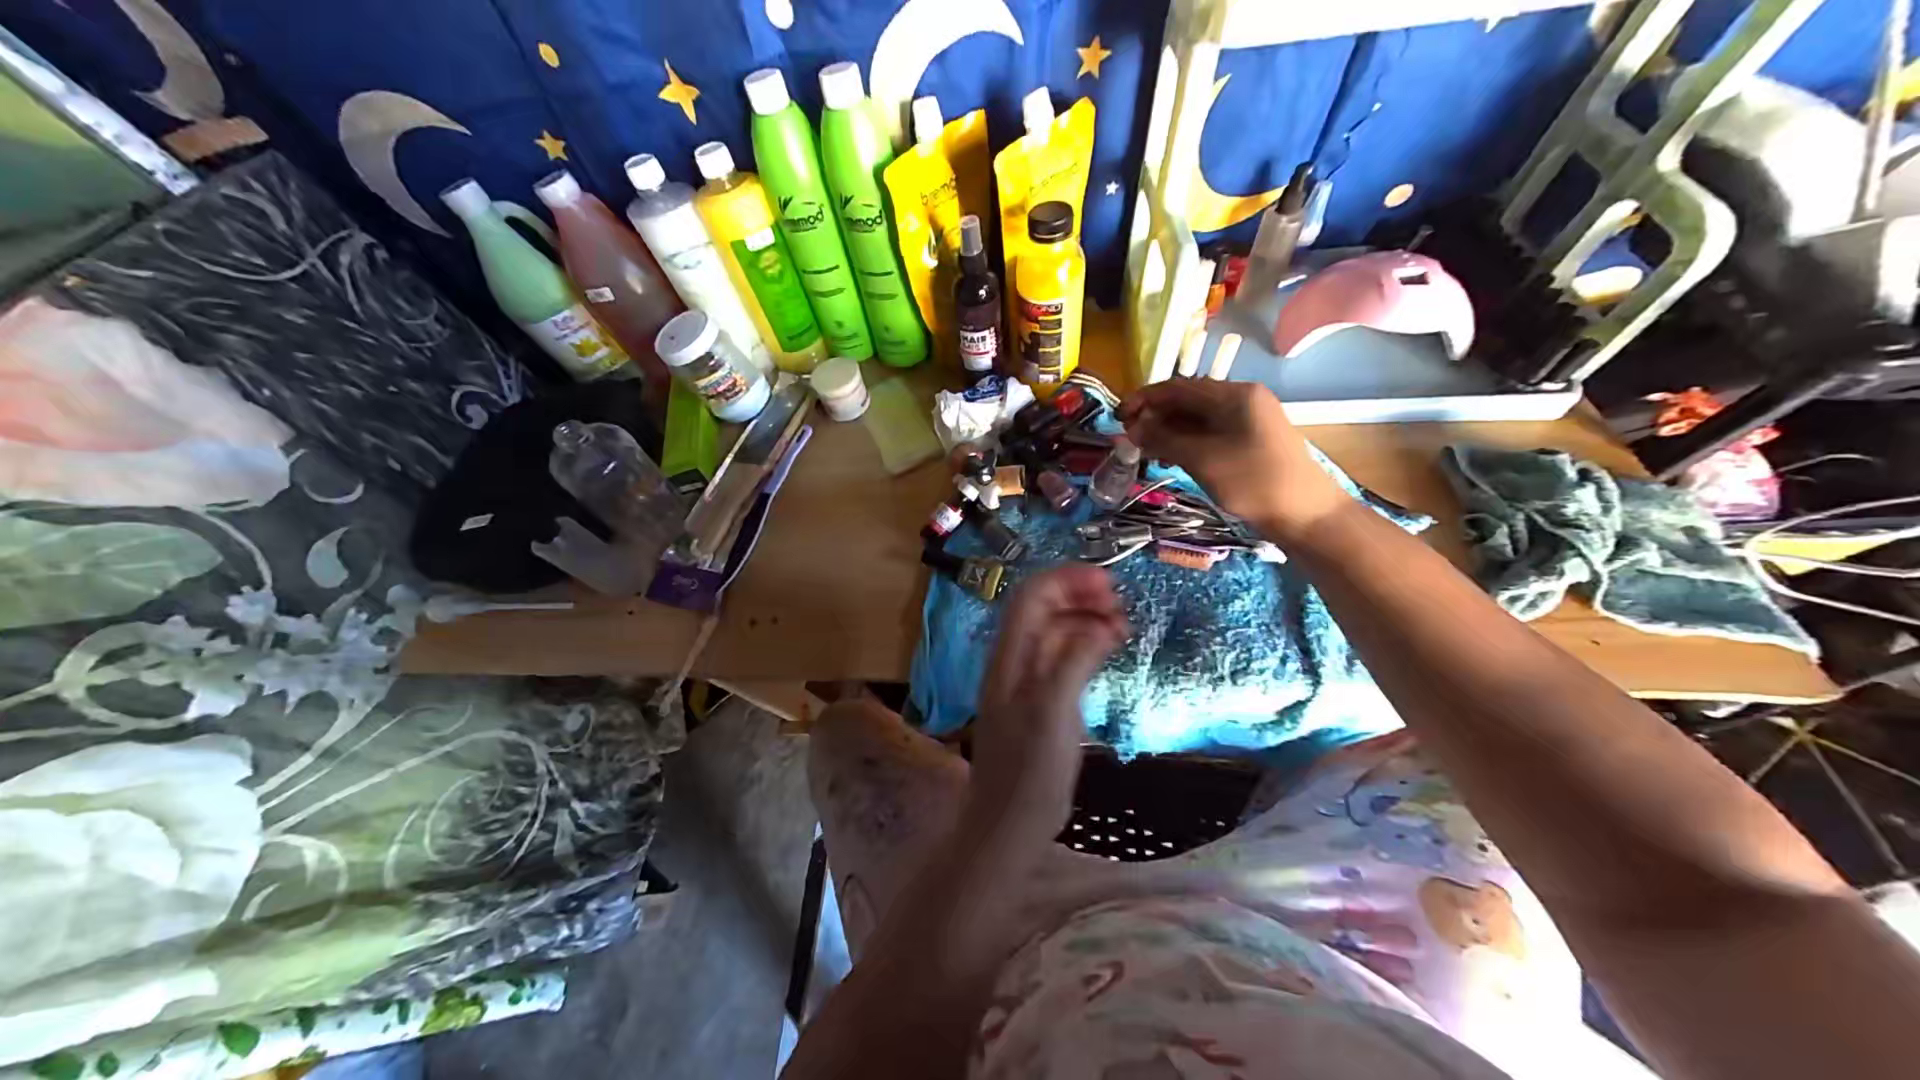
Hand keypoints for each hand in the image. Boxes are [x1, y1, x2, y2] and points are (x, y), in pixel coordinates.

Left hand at [968, 565, 1128, 844]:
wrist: (1009, 823)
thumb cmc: (1030, 771)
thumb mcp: (1054, 712)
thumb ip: (1074, 661)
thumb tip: (1102, 623)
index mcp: (1011, 656)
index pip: (1033, 596)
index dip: (1068, 580)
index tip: (1110, 583)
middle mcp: (1015, 660)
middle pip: (1043, 607)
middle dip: (1080, 595)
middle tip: (1120, 605)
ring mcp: (1027, 680)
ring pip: (1054, 630)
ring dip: (1085, 618)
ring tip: (1122, 625)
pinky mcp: (1042, 699)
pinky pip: (1062, 656)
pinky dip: (1085, 644)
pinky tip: (1108, 650)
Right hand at [1118, 377, 1346, 538]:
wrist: (1305, 515)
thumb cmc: (1253, 481)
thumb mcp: (1202, 459)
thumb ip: (1164, 439)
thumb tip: (1132, 428)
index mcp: (1234, 394)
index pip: (1178, 386)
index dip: (1144, 399)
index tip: (1118, 417)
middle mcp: (1241, 399)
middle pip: (1187, 400)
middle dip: (1155, 416)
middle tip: (1129, 439)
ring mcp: (1247, 421)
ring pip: (1197, 419)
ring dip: (1168, 431)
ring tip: (1145, 452)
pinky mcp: (1249, 441)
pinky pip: (1209, 433)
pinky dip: (1186, 442)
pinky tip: (1171, 458)